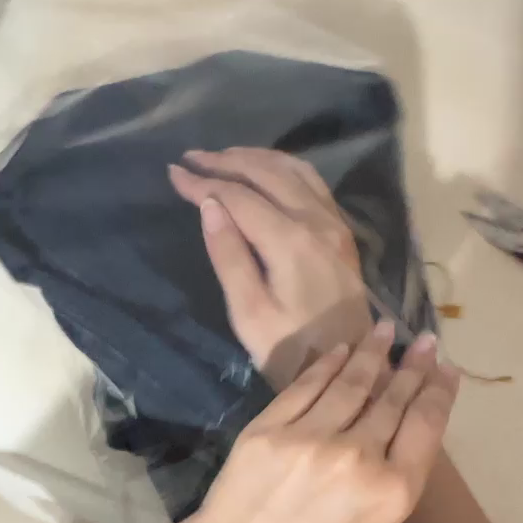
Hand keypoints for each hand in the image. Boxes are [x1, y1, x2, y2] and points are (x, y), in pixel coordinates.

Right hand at [168, 148, 372, 387]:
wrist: (349, 364)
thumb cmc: (290, 350)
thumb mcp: (249, 314)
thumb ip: (229, 258)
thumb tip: (209, 207)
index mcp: (289, 240)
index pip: (238, 196)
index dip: (203, 183)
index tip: (174, 174)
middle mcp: (315, 220)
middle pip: (266, 173)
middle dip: (225, 161)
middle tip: (191, 158)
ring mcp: (333, 223)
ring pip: (293, 170)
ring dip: (255, 158)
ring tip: (223, 158)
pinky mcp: (341, 232)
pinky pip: (311, 182)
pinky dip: (282, 168)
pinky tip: (266, 171)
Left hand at [178, 320, 458, 522]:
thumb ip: (388, 476)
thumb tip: (398, 421)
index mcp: (393, 493)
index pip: (427, 424)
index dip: (438, 390)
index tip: (445, 368)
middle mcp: (359, 459)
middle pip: (393, 399)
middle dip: (411, 366)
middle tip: (422, 341)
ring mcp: (311, 439)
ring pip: (351, 384)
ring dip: (371, 353)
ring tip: (384, 330)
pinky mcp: (270, 428)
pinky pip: (306, 387)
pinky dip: (326, 365)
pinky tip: (340, 351)